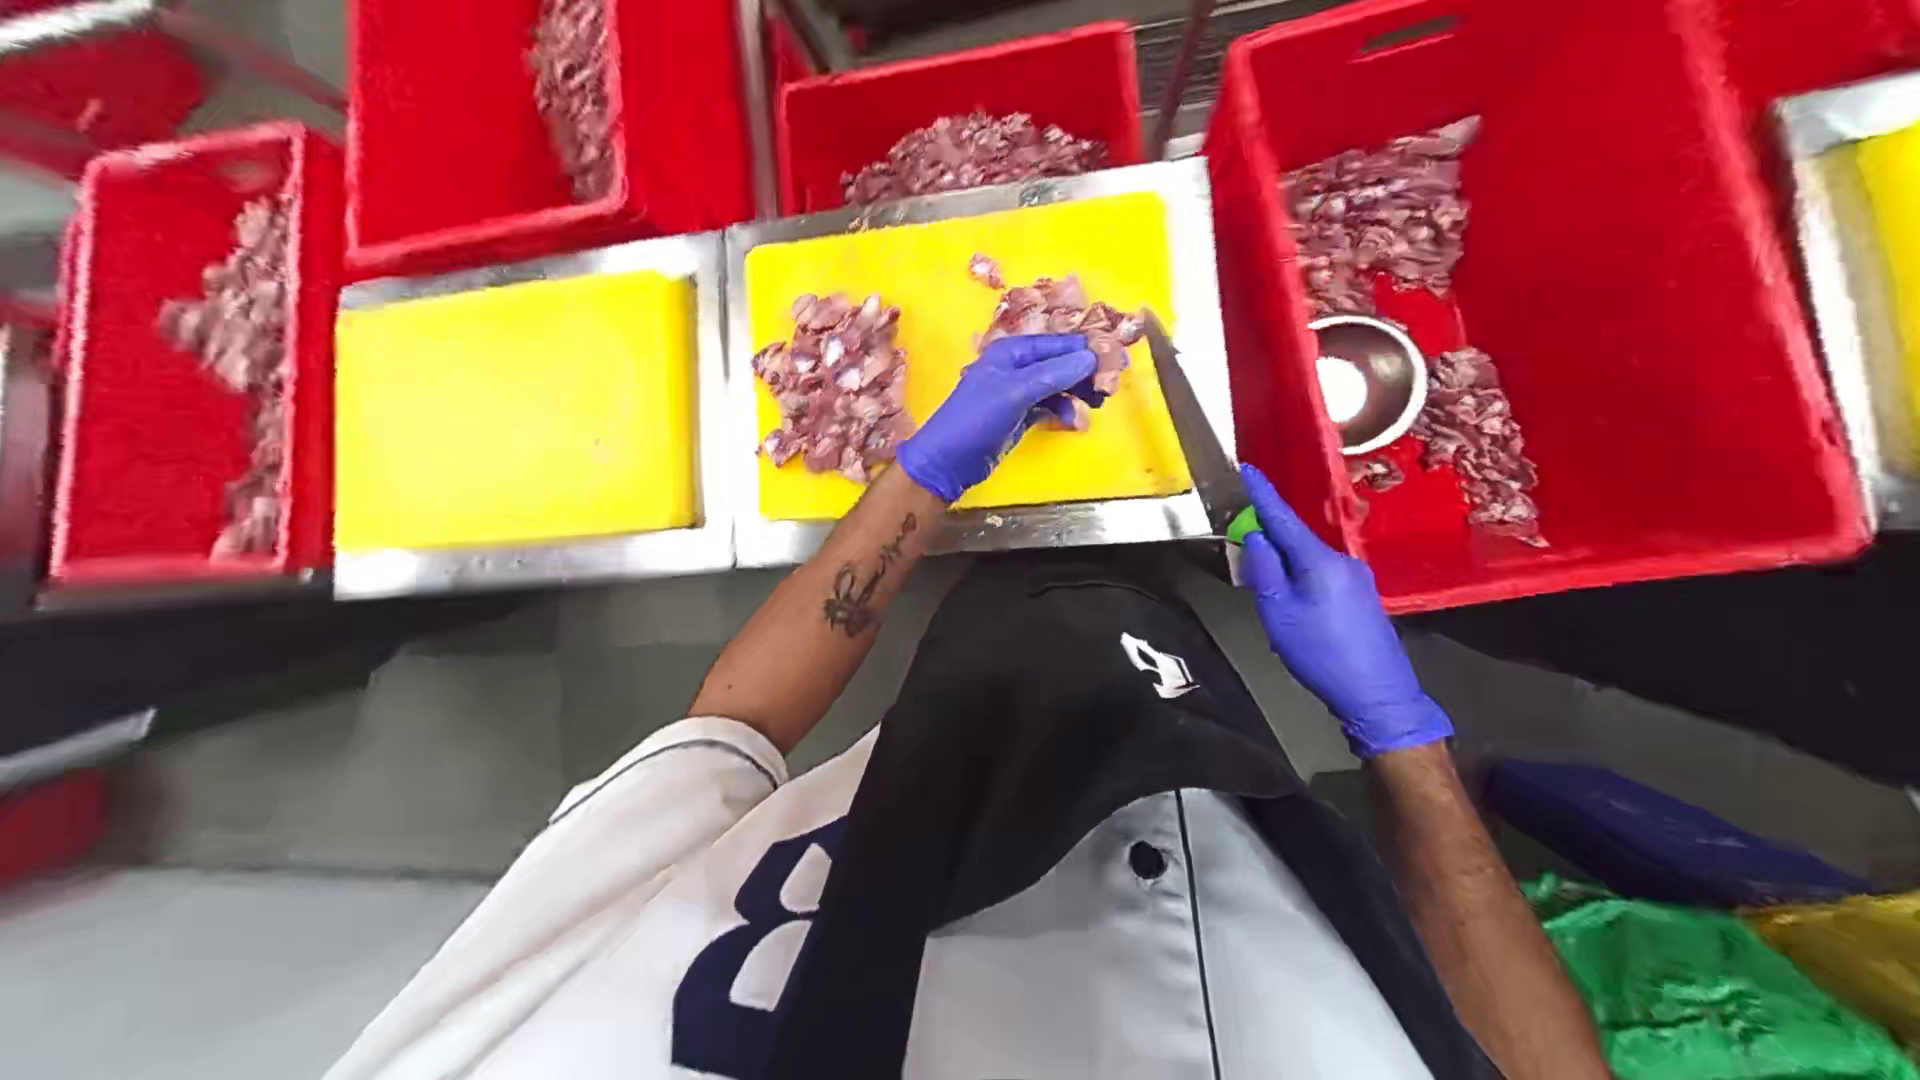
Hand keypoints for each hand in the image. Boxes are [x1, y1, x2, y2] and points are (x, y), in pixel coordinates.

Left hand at [896, 334, 1096, 502]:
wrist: (948, 461)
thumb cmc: (976, 420)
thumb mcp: (1015, 393)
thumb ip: (1053, 374)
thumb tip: (1090, 357)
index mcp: (1010, 352)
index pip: (1057, 343)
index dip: (1086, 350)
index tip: (1116, 360)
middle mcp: (1015, 367)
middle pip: (1059, 363)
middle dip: (1085, 373)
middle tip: (1111, 386)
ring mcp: (1016, 392)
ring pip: (1057, 385)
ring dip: (1077, 393)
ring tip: (1097, 404)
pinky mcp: (1018, 415)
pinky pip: (1049, 406)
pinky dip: (1063, 411)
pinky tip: (1073, 422)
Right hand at [1239, 463, 1451, 757]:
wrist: (1378, 694)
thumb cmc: (1321, 653)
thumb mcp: (1279, 613)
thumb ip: (1265, 570)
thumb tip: (1257, 537)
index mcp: (1320, 561)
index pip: (1284, 518)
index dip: (1263, 494)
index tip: (1248, 468)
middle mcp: (1342, 561)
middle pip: (1296, 538)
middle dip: (1267, 535)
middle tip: (1240, 541)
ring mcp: (1355, 578)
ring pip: (1307, 558)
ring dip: (1281, 561)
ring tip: (1262, 581)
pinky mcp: (1359, 596)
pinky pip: (1319, 573)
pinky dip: (1297, 575)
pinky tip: (1289, 596)